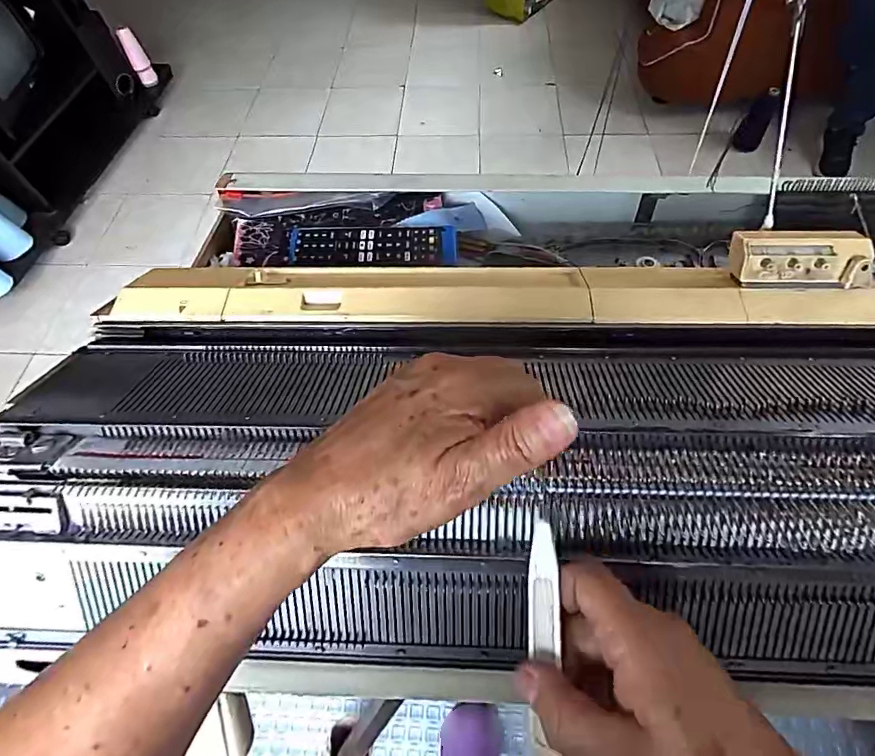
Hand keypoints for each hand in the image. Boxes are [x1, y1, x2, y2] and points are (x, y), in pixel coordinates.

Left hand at [256, 353, 576, 555]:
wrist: (312, 501)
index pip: (534, 394)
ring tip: (473, 462)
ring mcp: (419, 379)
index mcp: (464, 386)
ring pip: (481, 386)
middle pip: (510, 383)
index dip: (540, 431)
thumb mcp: (461, 480)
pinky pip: (451, 391)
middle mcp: (442, 371)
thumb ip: (516, 445)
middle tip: (503, 466)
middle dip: (518, 421)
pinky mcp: (402, 392)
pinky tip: (444, 449)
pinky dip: (462, 415)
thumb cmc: (379, 495)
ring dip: (491, 416)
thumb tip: (562, 418)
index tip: (534, 461)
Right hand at [516, 562, 794, 755]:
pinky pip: (632, 656)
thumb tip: (530, 678)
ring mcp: (672, 643)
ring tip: (580, 727)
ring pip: (610, 640)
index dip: (550, 593)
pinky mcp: (681, 662)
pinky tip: (607, 727)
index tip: (529, 629)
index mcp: (639, 633)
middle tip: (549, 704)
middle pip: (591, 616)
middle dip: (563, 655)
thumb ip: (565, 713)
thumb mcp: (616, 750)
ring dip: (585, 676)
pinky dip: (610, 683)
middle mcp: (656, 626)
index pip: (584, 579)